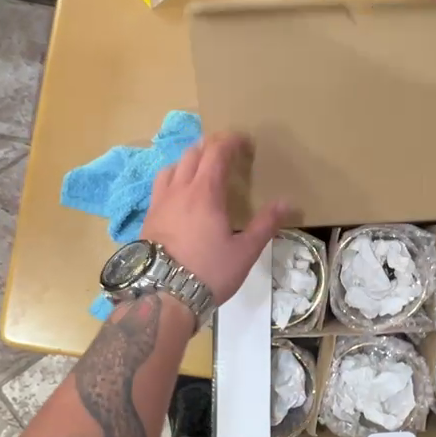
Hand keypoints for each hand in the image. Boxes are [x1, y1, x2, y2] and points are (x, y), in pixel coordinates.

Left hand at [141, 133, 287, 303]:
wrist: (162, 296)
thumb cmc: (208, 272)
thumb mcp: (245, 251)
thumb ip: (265, 224)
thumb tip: (287, 203)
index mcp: (205, 193)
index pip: (216, 152)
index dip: (230, 141)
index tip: (243, 139)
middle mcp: (179, 190)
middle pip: (192, 154)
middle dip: (210, 145)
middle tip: (226, 150)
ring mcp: (160, 202)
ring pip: (172, 167)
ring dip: (188, 159)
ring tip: (200, 167)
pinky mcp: (148, 217)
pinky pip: (160, 185)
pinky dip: (173, 177)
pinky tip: (179, 193)